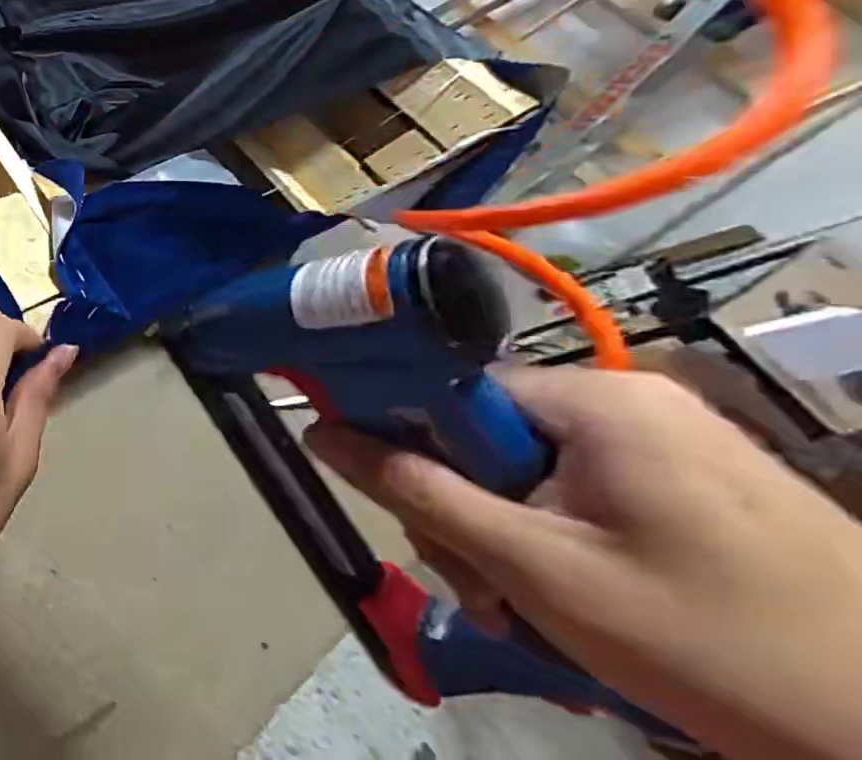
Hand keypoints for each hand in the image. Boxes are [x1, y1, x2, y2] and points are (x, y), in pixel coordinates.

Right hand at [306, 365, 861, 759]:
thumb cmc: (718, 645)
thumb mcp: (537, 569)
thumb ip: (416, 490)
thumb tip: (320, 432)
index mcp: (594, 400)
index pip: (448, 392)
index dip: (408, 442)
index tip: (403, 506)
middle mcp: (626, 402)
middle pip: (482, 437)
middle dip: (462, 513)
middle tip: (481, 587)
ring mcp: (665, 443)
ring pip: (522, 472)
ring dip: (501, 539)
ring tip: (524, 610)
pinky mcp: (689, 485)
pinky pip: (574, 493)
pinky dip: (551, 543)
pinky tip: (566, 602)